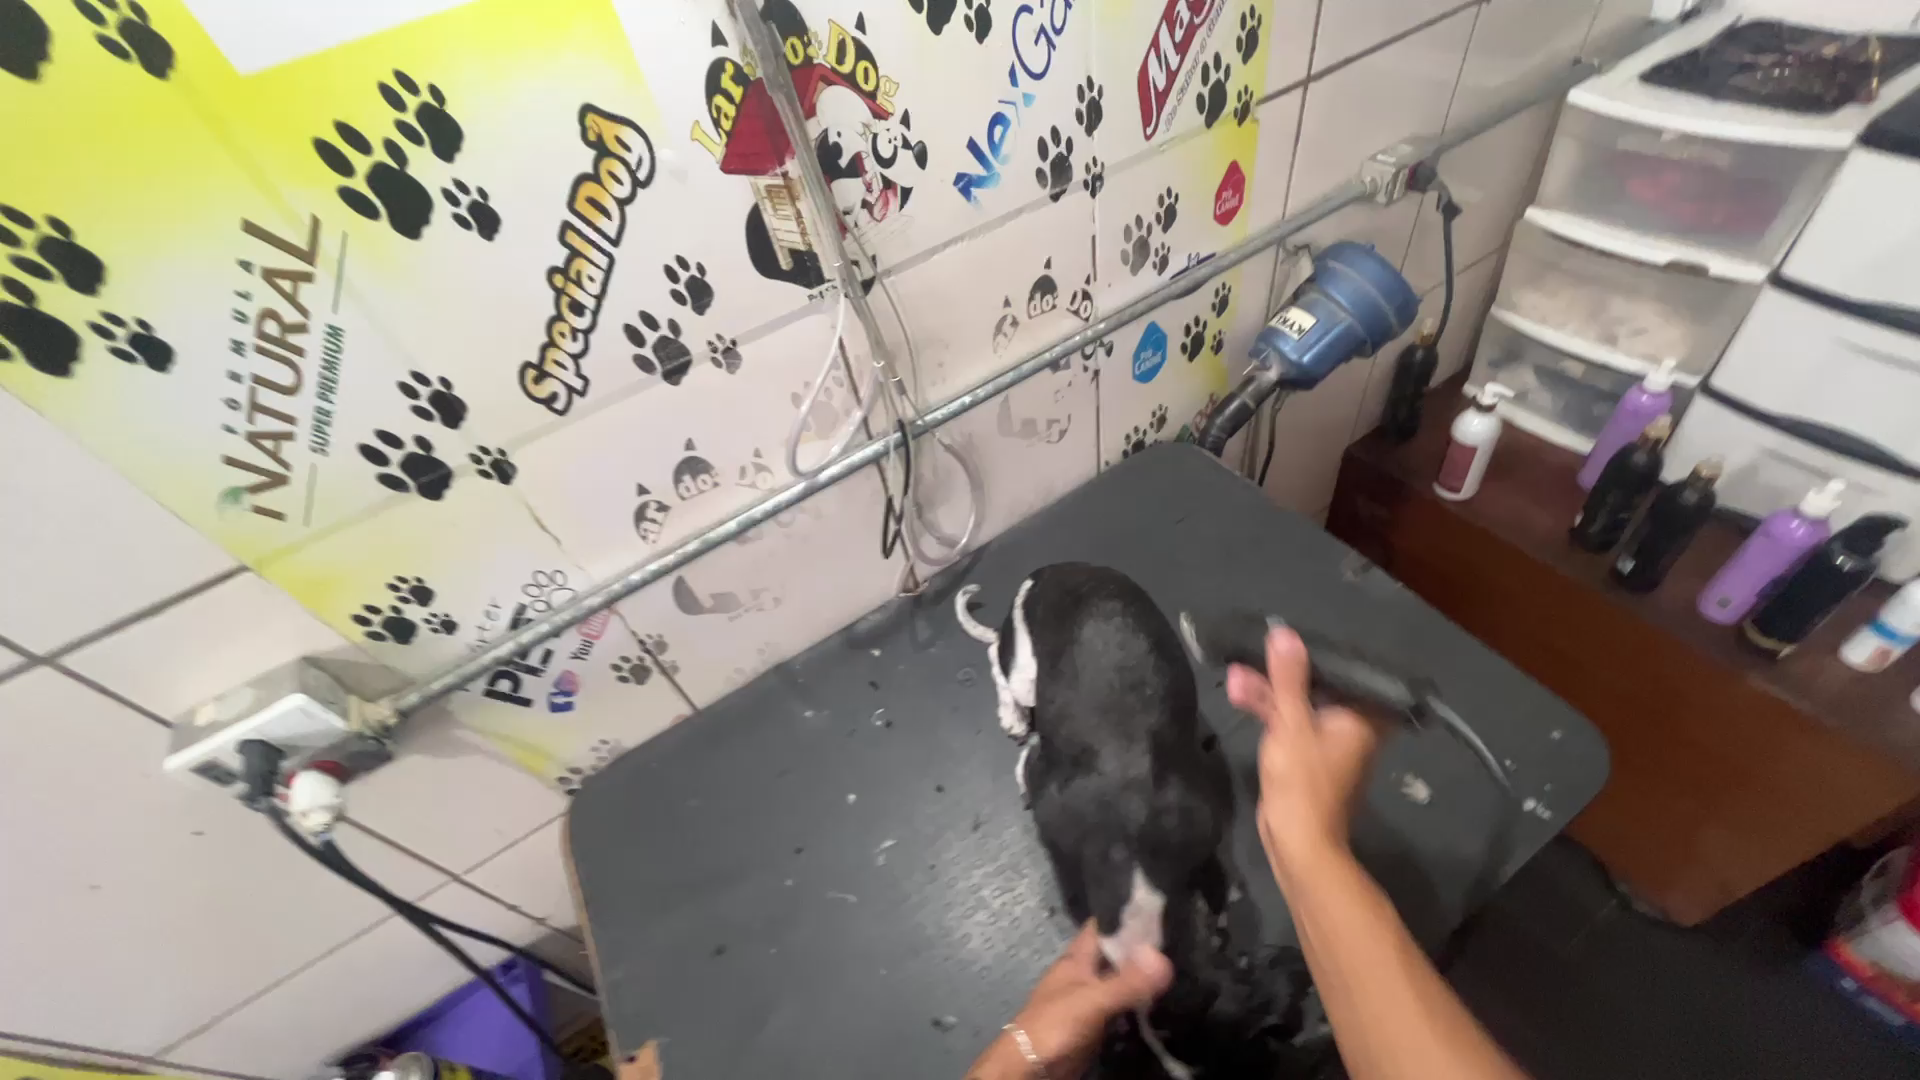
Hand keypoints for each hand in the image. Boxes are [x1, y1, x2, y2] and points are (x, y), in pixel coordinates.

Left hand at [985, 922, 1171, 1079]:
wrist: (1031, 1066)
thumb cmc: (1055, 1022)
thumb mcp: (1093, 999)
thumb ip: (1126, 981)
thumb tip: (1162, 956)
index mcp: (1077, 958)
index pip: (1100, 926)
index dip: (1123, 915)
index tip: (1155, 908)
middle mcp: (1082, 974)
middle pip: (1112, 954)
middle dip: (1139, 949)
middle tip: (1175, 944)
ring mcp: (1088, 1000)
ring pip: (1117, 982)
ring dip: (1139, 980)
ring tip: (1175, 972)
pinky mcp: (1093, 1025)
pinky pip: (1119, 1009)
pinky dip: (1135, 1007)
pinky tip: (1157, 1006)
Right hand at [1226, 627, 1379, 881]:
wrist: (1297, 840)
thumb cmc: (1302, 781)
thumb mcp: (1291, 722)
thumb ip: (1287, 678)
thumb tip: (1284, 633)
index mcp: (1360, 717)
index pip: (1343, 670)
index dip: (1314, 651)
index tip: (1287, 633)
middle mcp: (1350, 725)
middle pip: (1316, 685)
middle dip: (1280, 672)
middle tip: (1250, 653)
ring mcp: (1326, 740)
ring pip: (1297, 702)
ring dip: (1267, 690)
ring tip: (1233, 674)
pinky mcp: (1305, 754)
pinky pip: (1288, 720)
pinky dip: (1268, 709)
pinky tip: (1239, 692)